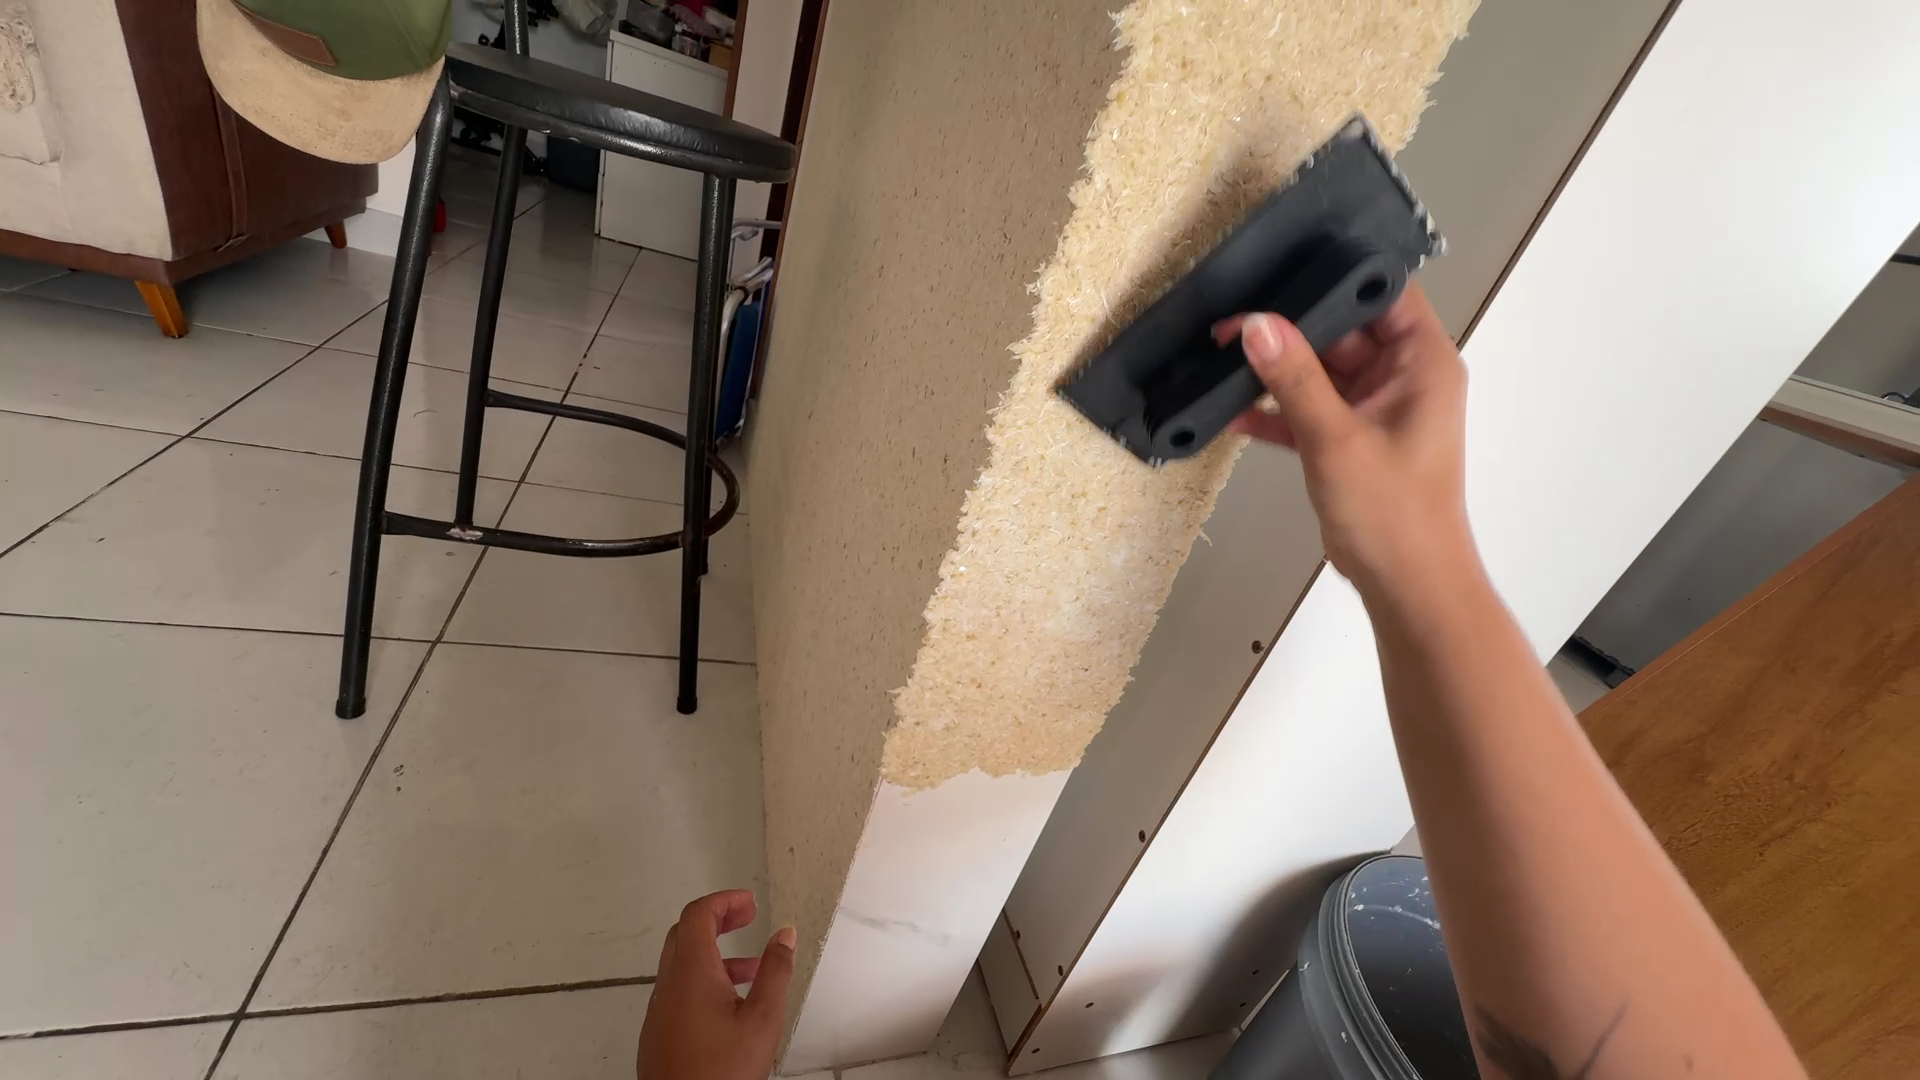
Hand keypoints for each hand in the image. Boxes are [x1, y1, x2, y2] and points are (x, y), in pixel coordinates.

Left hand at [637, 890, 796, 1079]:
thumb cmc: (723, 1070)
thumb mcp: (762, 1019)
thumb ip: (775, 971)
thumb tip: (784, 934)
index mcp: (691, 973)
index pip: (698, 915)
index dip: (724, 900)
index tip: (751, 904)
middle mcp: (668, 987)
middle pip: (684, 933)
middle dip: (718, 919)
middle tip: (748, 919)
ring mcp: (658, 1013)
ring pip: (682, 964)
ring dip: (715, 953)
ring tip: (753, 969)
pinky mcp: (657, 1037)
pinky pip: (678, 991)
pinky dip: (704, 980)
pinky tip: (731, 1007)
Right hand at [1222, 285, 1472, 594]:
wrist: (1402, 581)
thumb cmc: (1390, 509)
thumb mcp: (1336, 437)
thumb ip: (1294, 379)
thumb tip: (1255, 325)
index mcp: (1422, 363)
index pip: (1384, 296)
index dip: (1339, 278)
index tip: (1284, 270)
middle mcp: (1400, 379)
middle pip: (1341, 334)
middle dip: (1289, 329)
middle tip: (1232, 321)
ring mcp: (1371, 411)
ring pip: (1318, 373)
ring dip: (1274, 372)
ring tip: (1221, 357)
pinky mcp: (1345, 440)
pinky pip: (1305, 412)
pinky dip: (1273, 412)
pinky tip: (1229, 410)